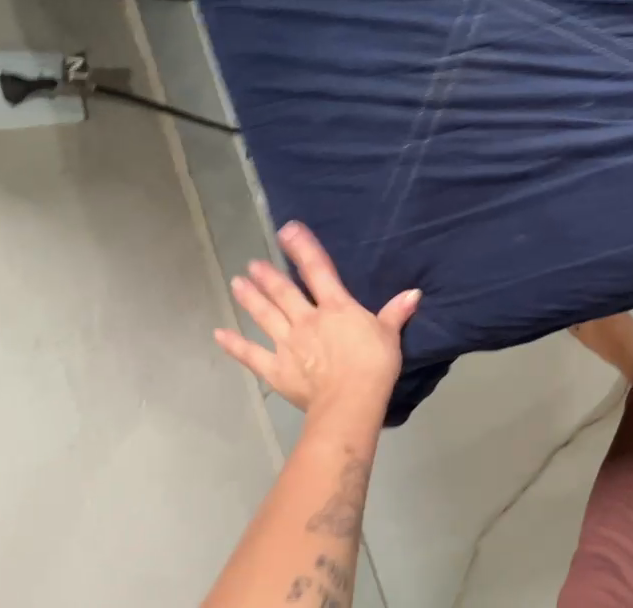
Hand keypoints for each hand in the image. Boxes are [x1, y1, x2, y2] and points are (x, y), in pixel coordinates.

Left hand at [214, 221, 421, 414]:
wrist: (350, 401)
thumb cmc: (374, 364)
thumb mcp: (389, 334)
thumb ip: (396, 312)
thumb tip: (414, 292)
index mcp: (336, 307)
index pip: (318, 270)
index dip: (303, 248)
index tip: (288, 231)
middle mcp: (307, 320)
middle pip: (284, 292)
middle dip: (269, 276)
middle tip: (254, 263)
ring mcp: (287, 344)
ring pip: (265, 316)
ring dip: (250, 299)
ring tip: (237, 283)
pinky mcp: (275, 369)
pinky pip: (251, 354)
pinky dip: (234, 344)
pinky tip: (219, 334)